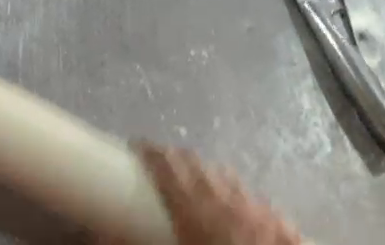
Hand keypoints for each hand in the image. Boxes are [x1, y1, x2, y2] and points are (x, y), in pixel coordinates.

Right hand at [134, 144, 300, 244]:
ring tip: (197, 181)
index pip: (164, 164)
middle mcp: (222, 197)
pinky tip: (238, 208)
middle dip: (175, 158)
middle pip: (193, 162)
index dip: (147, 151)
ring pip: (224, 174)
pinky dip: (238, 195)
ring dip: (206, 172)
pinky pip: (253, 197)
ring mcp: (255, 206)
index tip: (134, 149)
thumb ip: (137, 238)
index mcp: (193, 207)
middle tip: (161, 166)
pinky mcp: (281, 222)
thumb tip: (104, 233)